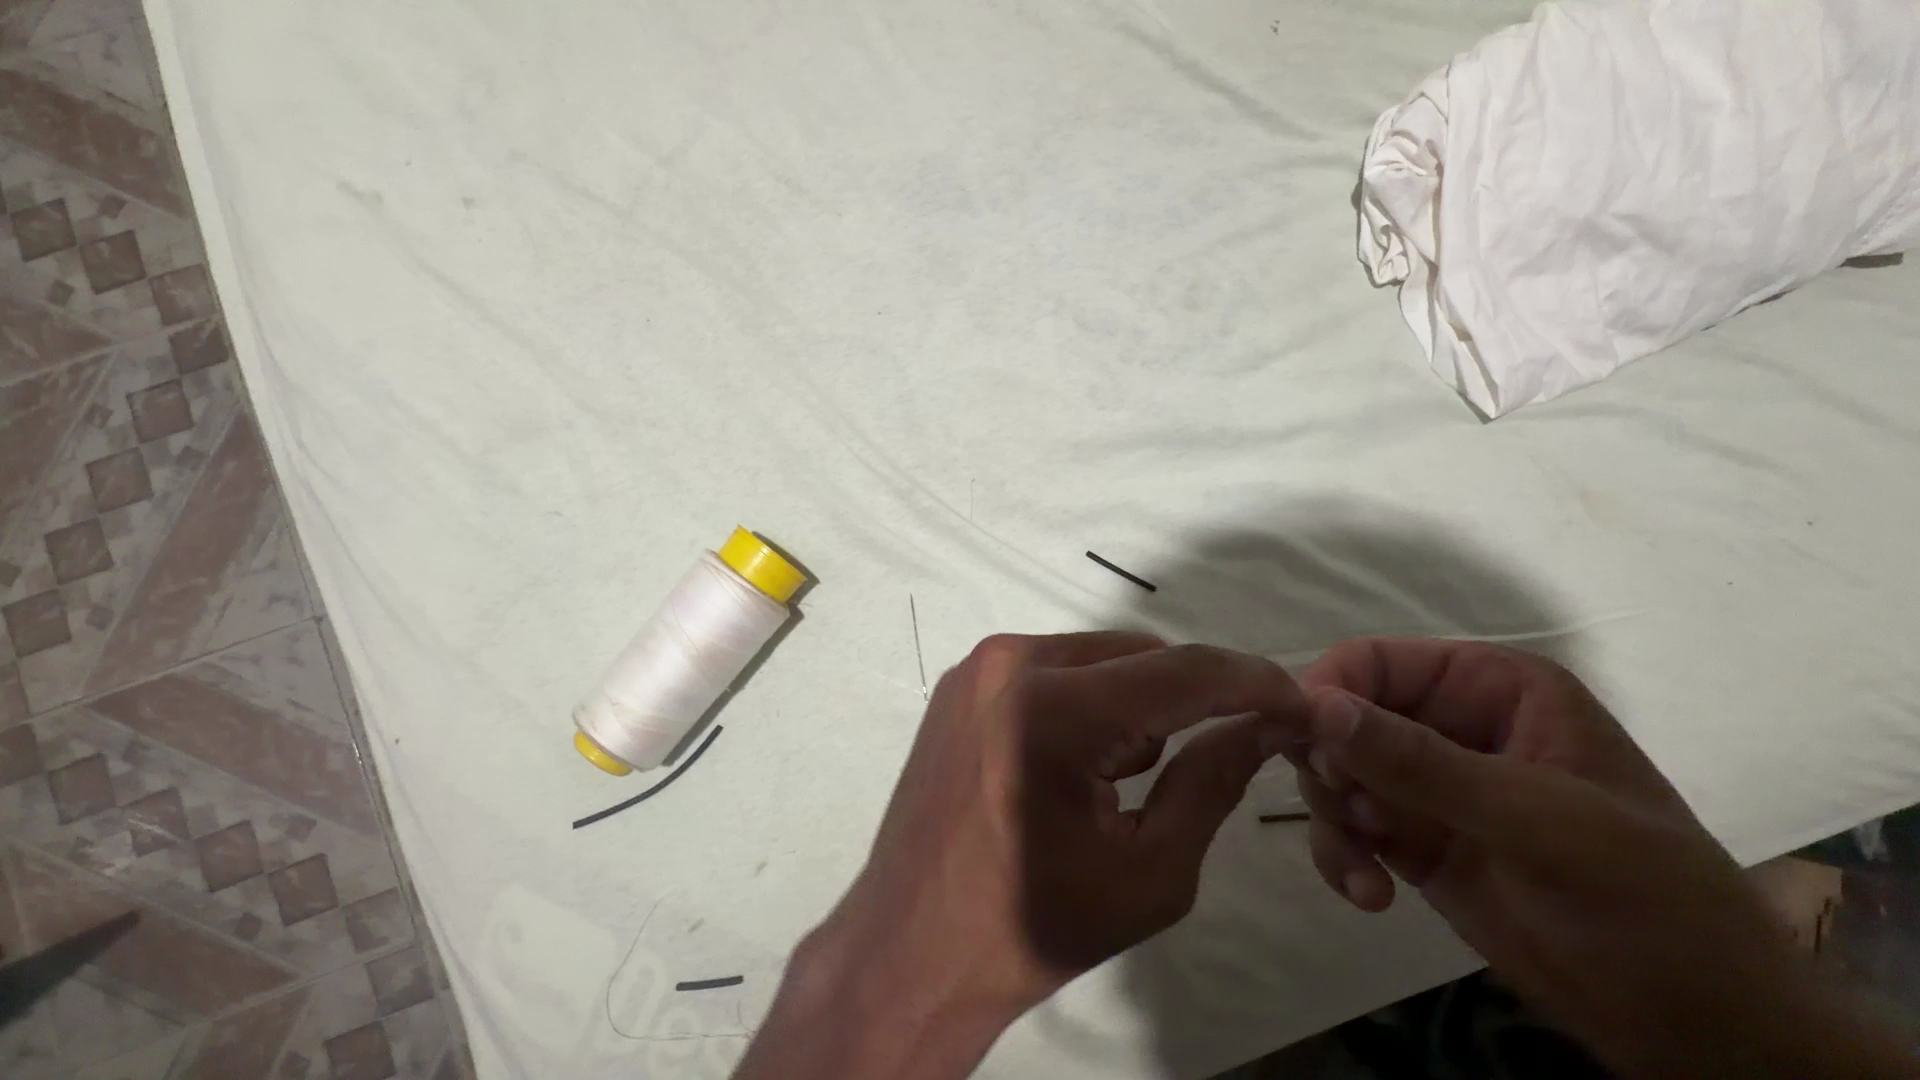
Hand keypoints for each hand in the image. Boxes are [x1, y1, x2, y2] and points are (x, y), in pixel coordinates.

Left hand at [734, 632, 1306, 1079]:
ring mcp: (979, 668)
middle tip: (1218, 756)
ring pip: (1100, 657)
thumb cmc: (1033, 925)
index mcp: (1055, 712)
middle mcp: (1011, 665)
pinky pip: (1055, 668)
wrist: (913, 945)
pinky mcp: (962, 682)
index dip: (1254, 683)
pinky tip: (1080, 766)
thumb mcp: (1150, 873)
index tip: (1301, 704)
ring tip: (1124, 782)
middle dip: (1193, 699)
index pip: (1184, 671)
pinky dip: (1090, 702)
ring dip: (1139, 703)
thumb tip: (1264, 724)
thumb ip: (1213, 782)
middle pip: (1143, 656)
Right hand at [1293, 638, 1917, 1079]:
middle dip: (1330, 766)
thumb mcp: (1535, 820)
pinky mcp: (1412, 841)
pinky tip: (1369, 894)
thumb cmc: (1643, 898)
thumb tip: (1318, 707)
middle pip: (1341, 717)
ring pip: (1334, 773)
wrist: (1691, 1022)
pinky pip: (1345, 826)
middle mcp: (1450, 725)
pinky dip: (1341, 855)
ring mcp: (1428, 787)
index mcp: (1491, 688)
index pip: (1375, 662)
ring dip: (1332, 818)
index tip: (1305, 745)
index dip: (1328, 693)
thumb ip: (1421, 764)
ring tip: (1364, 872)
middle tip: (1348, 814)